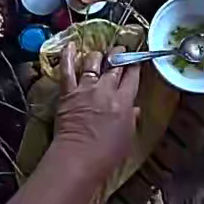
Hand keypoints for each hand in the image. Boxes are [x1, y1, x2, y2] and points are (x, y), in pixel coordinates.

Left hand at [51, 50, 140, 176]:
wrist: (79, 158)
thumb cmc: (107, 155)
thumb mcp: (127, 137)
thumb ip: (131, 120)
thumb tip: (135, 109)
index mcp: (124, 101)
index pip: (132, 77)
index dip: (135, 65)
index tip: (136, 59)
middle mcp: (106, 90)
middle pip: (114, 66)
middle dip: (119, 55)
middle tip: (121, 50)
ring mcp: (86, 89)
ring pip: (92, 63)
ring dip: (98, 56)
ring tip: (100, 53)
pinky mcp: (68, 92)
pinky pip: (67, 70)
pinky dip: (67, 56)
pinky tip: (70, 45)